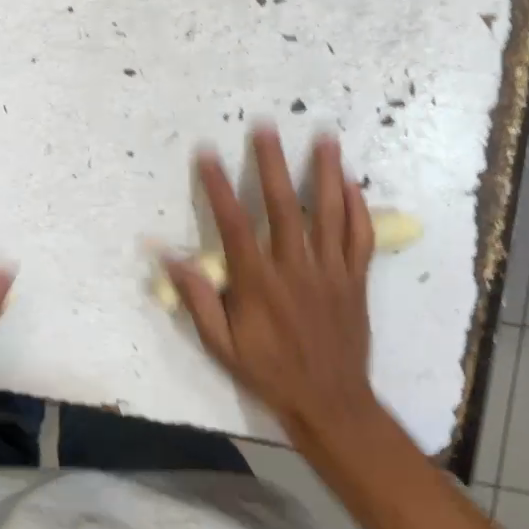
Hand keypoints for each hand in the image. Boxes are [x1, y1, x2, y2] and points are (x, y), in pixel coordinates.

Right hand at [166, 126, 382, 450]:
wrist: (329, 402)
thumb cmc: (268, 372)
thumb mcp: (220, 345)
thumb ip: (198, 299)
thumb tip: (169, 256)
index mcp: (258, 282)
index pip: (233, 224)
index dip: (217, 186)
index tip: (206, 154)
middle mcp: (295, 268)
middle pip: (284, 206)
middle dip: (273, 162)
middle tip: (266, 126)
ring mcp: (330, 272)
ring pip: (329, 213)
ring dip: (325, 171)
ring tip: (325, 136)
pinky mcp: (355, 280)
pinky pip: (360, 238)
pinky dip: (356, 207)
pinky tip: (350, 182)